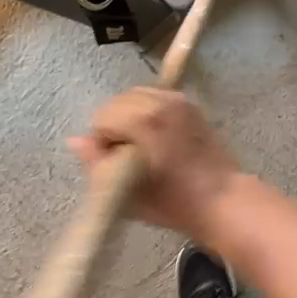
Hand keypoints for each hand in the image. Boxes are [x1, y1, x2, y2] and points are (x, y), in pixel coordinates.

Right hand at [68, 87, 240, 240]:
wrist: (221, 198)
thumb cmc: (173, 201)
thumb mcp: (127, 192)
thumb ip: (98, 164)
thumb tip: (75, 141)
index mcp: (144, 120)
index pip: (102, 117)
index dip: (102, 141)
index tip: (113, 163)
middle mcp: (161, 102)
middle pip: (118, 102)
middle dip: (114, 124)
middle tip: (125, 154)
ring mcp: (179, 100)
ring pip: (137, 95)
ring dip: (130, 114)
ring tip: (140, 143)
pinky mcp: (191, 104)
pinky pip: (157, 97)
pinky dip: (149, 110)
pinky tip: (155, 134)